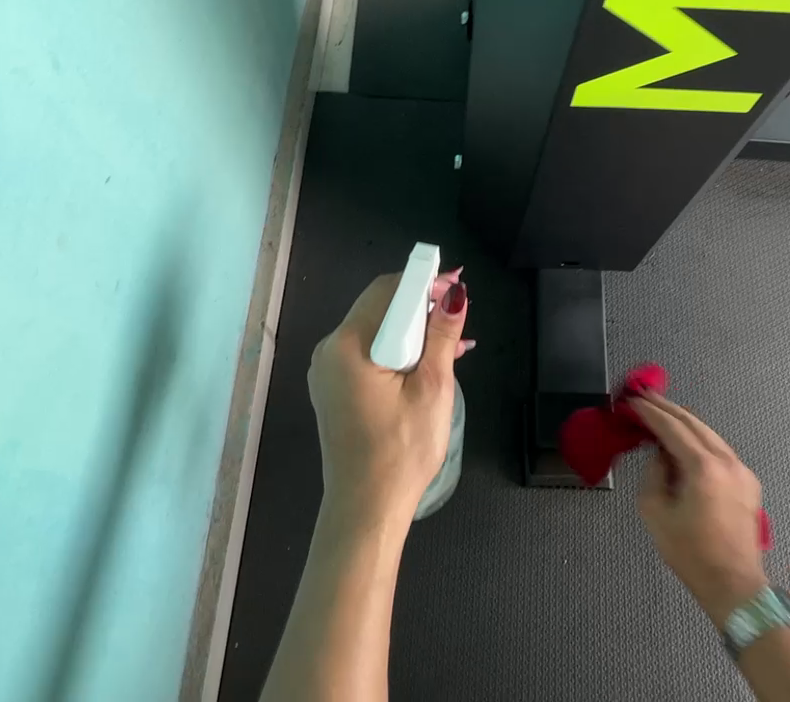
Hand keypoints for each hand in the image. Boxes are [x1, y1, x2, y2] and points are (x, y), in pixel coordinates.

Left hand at [307, 270, 470, 523]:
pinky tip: (433, 358)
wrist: (367, 509)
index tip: (456, 282)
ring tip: (456, 337)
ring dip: (415, 328)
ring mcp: (329, 371)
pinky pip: (370, 353)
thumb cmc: (402, 450)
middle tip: (459, 308)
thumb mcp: (431, 387)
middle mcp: (330, 351)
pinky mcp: (336, 389)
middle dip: (421, 303)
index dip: (423, 281)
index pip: (386, 291)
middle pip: (378, 308)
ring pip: (377, 331)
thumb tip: (456, 294)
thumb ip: (441, 335)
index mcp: (347, 345)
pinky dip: (400, 350)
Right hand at [630, 393, 768, 628]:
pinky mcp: (748, 482)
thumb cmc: (690, 552)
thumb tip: (660, 454)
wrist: (733, 585)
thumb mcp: (655, 511)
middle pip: (693, 423)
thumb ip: (653, 472)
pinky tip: (685, 441)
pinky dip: (699, 439)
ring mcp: (742, 470)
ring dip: (684, 422)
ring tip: (661, 413)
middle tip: (644, 397)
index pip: (672, 427)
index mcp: (703, 467)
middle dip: (667, 408)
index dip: (650, 412)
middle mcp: (727, 461)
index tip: (632, 401)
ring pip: (709, 433)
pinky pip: (719, 450)